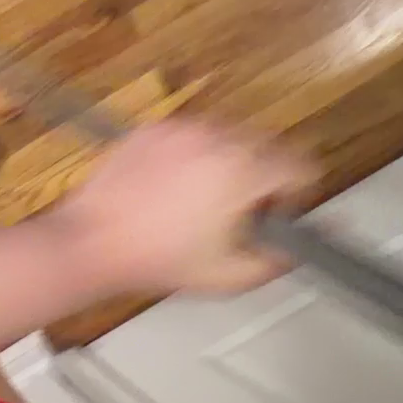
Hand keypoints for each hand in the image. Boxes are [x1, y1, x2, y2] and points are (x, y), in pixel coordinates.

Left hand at [49, 119, 316, 294]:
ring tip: (198, 200)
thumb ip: (282, 257)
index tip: (274, 214)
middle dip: (260, 176)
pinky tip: (169, 186)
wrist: (91, 241)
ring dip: (226, 162)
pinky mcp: (149, 129)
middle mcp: (215, 137)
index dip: (294, 194)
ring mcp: (178, 128)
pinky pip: (188, 135)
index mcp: (243, 169)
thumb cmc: (158, 260)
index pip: (300, 165)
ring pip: (226, 137)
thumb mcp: (231, 274)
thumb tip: (311, 241)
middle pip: (265, 147)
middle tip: (234, 211)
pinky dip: (190, 154)